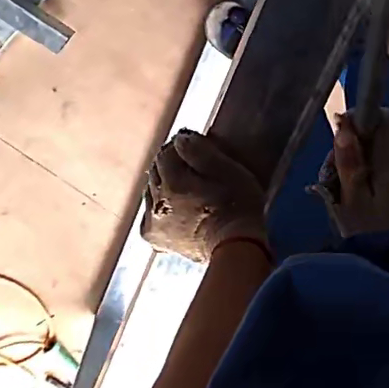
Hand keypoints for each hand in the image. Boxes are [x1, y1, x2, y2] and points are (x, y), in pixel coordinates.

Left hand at [140, 130, 268, 262]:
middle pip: (156, 170)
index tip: (194, 147)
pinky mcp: (155, 238)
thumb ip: (199, 151)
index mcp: (173, 182)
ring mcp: (153, 222)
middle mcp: (157, 202)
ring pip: (152, 190)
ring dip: (164, 185)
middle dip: (171, 165)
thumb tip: (180, 138)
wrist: (238, 248)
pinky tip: (176, 209)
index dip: (180, 146)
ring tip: (188, 189)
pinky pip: (150, 213)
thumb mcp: (227, 169)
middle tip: (193, 168)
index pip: (166, 153)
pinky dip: (159, 207)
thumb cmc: (238, 205)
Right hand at [313, 109, 388, 237]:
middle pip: (374, 134)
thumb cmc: (377, 234)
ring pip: (373, 152)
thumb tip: (345, 127)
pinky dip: (362, 177)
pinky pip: (378, 169)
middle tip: (331, 176)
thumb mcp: (354, 201)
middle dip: (349, 146)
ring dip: (352, 164)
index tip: (338, 142)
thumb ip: (349, 162)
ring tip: (338, 193)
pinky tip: (352, 201)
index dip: (357, 120)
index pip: (380, 116)